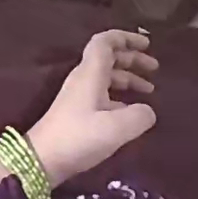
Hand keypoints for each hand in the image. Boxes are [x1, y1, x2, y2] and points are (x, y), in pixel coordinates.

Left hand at [26, 30, 158, 185]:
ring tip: (149, 90)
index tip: (146, 44)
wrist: (42, 160)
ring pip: (106, 78)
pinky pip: (102, 95)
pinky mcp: (77, 114)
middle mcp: (83, 80)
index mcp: (90, 74)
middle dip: (132, 59)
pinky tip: (132, 112)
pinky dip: (119, 98)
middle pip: (108, 59)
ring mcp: (78, 97)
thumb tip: (148, 111)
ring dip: (127, 79)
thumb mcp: (116, 127)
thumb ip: (139, 115)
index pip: (105, 42)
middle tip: (154, 68)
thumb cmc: (78, 138)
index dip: (126, 38)